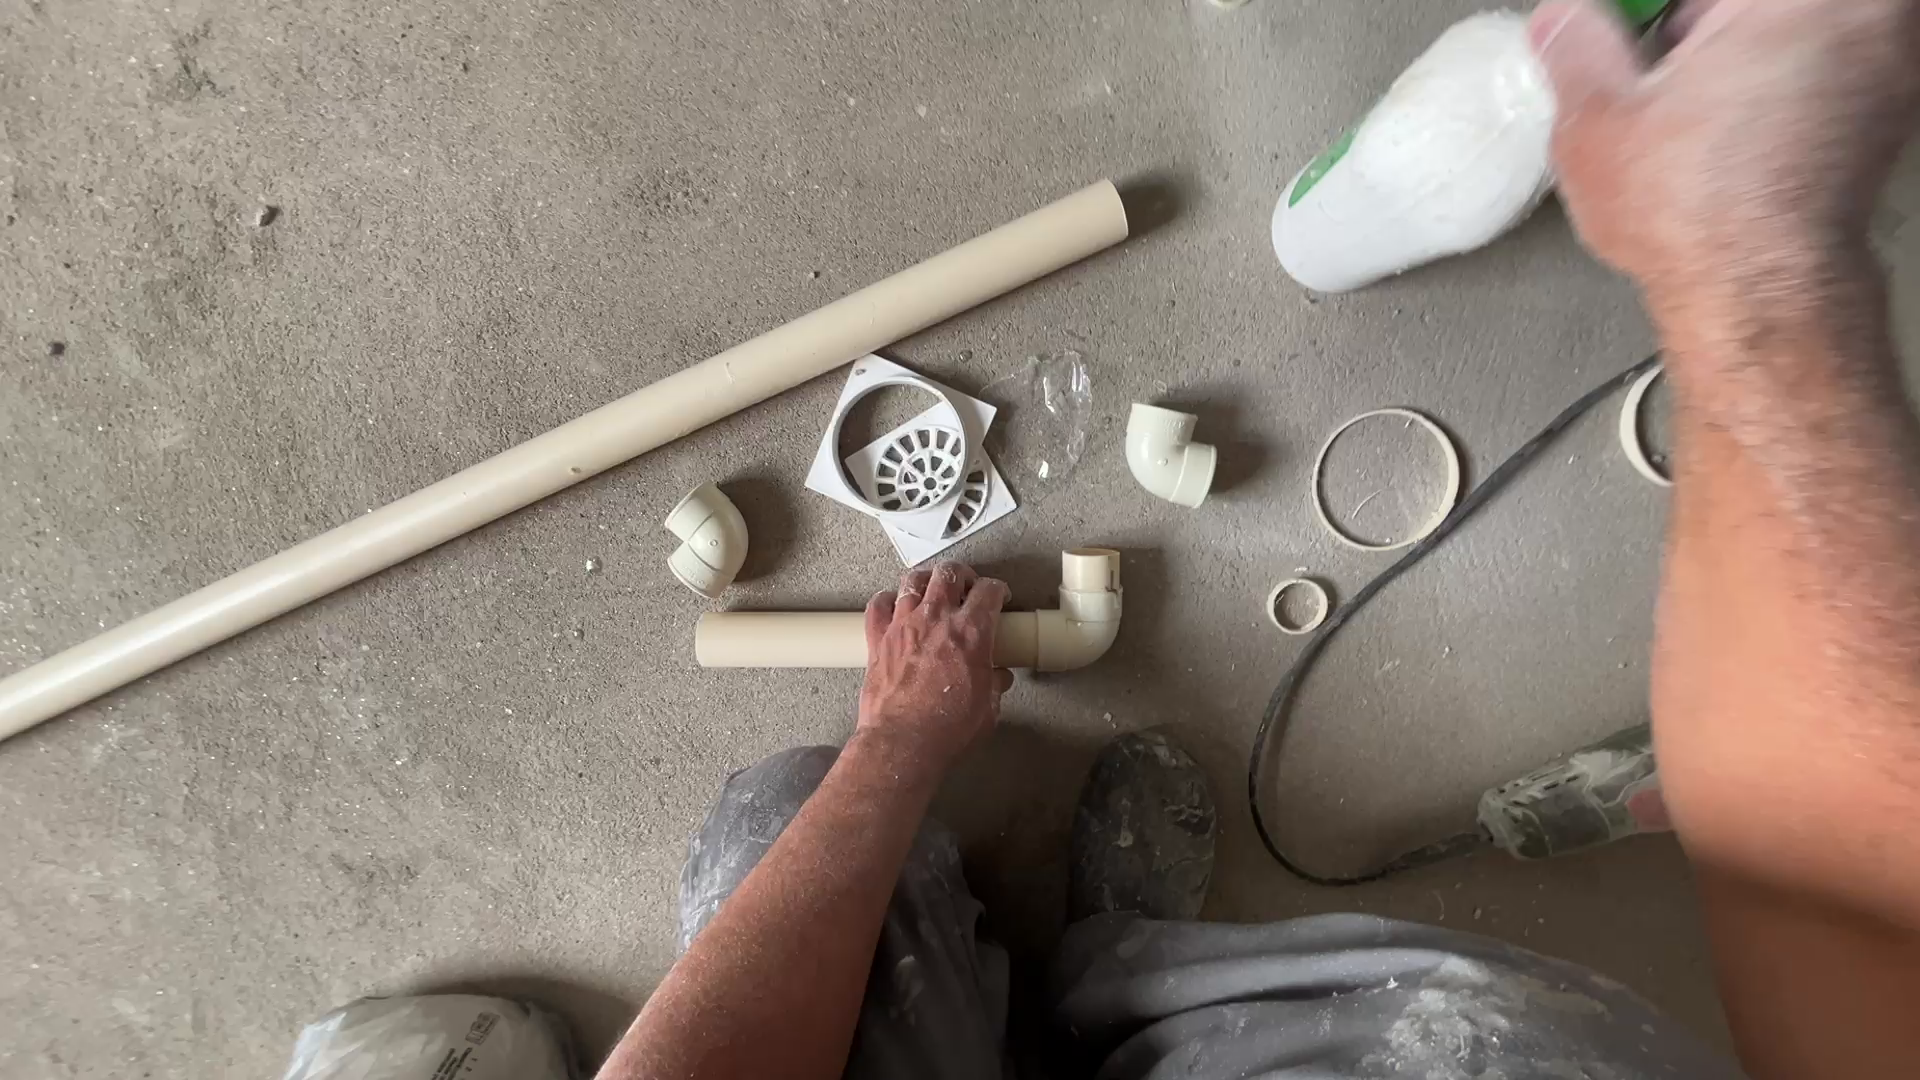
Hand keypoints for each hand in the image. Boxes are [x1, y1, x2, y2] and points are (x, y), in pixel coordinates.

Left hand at [857, 562, 1012, 770]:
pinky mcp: (878, 638)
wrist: (903, 741)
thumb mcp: (988, 708)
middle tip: (966, 586)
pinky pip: (878, 604)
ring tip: (932, 589)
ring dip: (926, 580)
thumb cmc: (948, 728)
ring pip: (913, 580)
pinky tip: (894, 606)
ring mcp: (903, 624)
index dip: (998, 589)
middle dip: (962, 575)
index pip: (989, 590)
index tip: (999, 596)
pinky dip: (887, 600)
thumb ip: (994, 684)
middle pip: (949, 573)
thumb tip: (998, 677)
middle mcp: (937, 618)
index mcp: (971, 631)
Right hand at [1531, 0, 1919, 327]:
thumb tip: (1560, 17)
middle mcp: (1859, 11)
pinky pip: (1814, 68)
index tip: (1608, 31)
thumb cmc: (1687, 205)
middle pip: (1741, 9)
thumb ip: (1575, 51)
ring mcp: (1887, 53)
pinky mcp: (1886, 102)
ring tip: (1671, 117)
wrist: (1751, 277)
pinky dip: (1760, 89)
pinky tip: (1713, 139)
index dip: (1636, 15)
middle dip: (1684, 32)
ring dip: (1722, 61)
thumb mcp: (1593, 121)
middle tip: (1638, 75)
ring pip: (1781, 34)